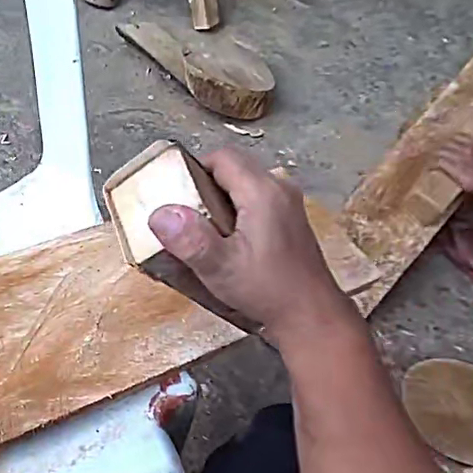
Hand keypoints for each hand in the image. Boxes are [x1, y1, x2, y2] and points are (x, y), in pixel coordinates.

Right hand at [147, 148, 353, 349]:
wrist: (311, 314)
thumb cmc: (269, 291)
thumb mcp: (221, 268)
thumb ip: (191, 239)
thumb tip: (161, 214)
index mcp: (263, 192)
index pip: (222, 157)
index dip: (195, 169)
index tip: (180, 195)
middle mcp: (281, 190)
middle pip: (235, 168)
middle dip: (208, 185)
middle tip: (191, 216)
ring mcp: (290, 205)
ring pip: (248, 185)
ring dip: (224, 200)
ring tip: (209, 232)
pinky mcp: (292, 222)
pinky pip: (260, 202)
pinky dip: (242, 213)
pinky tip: (233, 243)